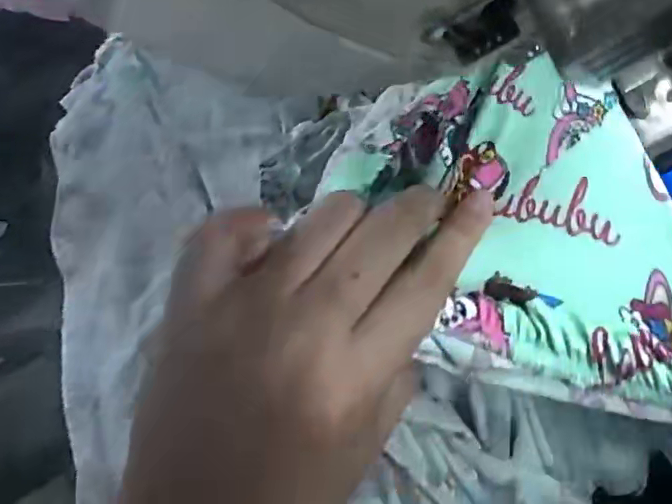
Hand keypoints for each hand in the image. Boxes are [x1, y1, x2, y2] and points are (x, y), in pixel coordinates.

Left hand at [119, 187, 493, 503]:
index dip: (462, 231)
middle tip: (429, 202)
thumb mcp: (372, 435)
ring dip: (355, 214)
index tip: (482, 198)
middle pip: (385, 233)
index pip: (427, 279)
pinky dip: (255, 222)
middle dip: (421, 205)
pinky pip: (226, 230)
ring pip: (325, 216)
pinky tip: (272, 237)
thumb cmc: (295, 487)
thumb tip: (418, 279)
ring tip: (354, 233)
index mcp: (353, 375)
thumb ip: (402, 355)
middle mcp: (305, 329)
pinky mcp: (189, 306)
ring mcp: (243, 309)